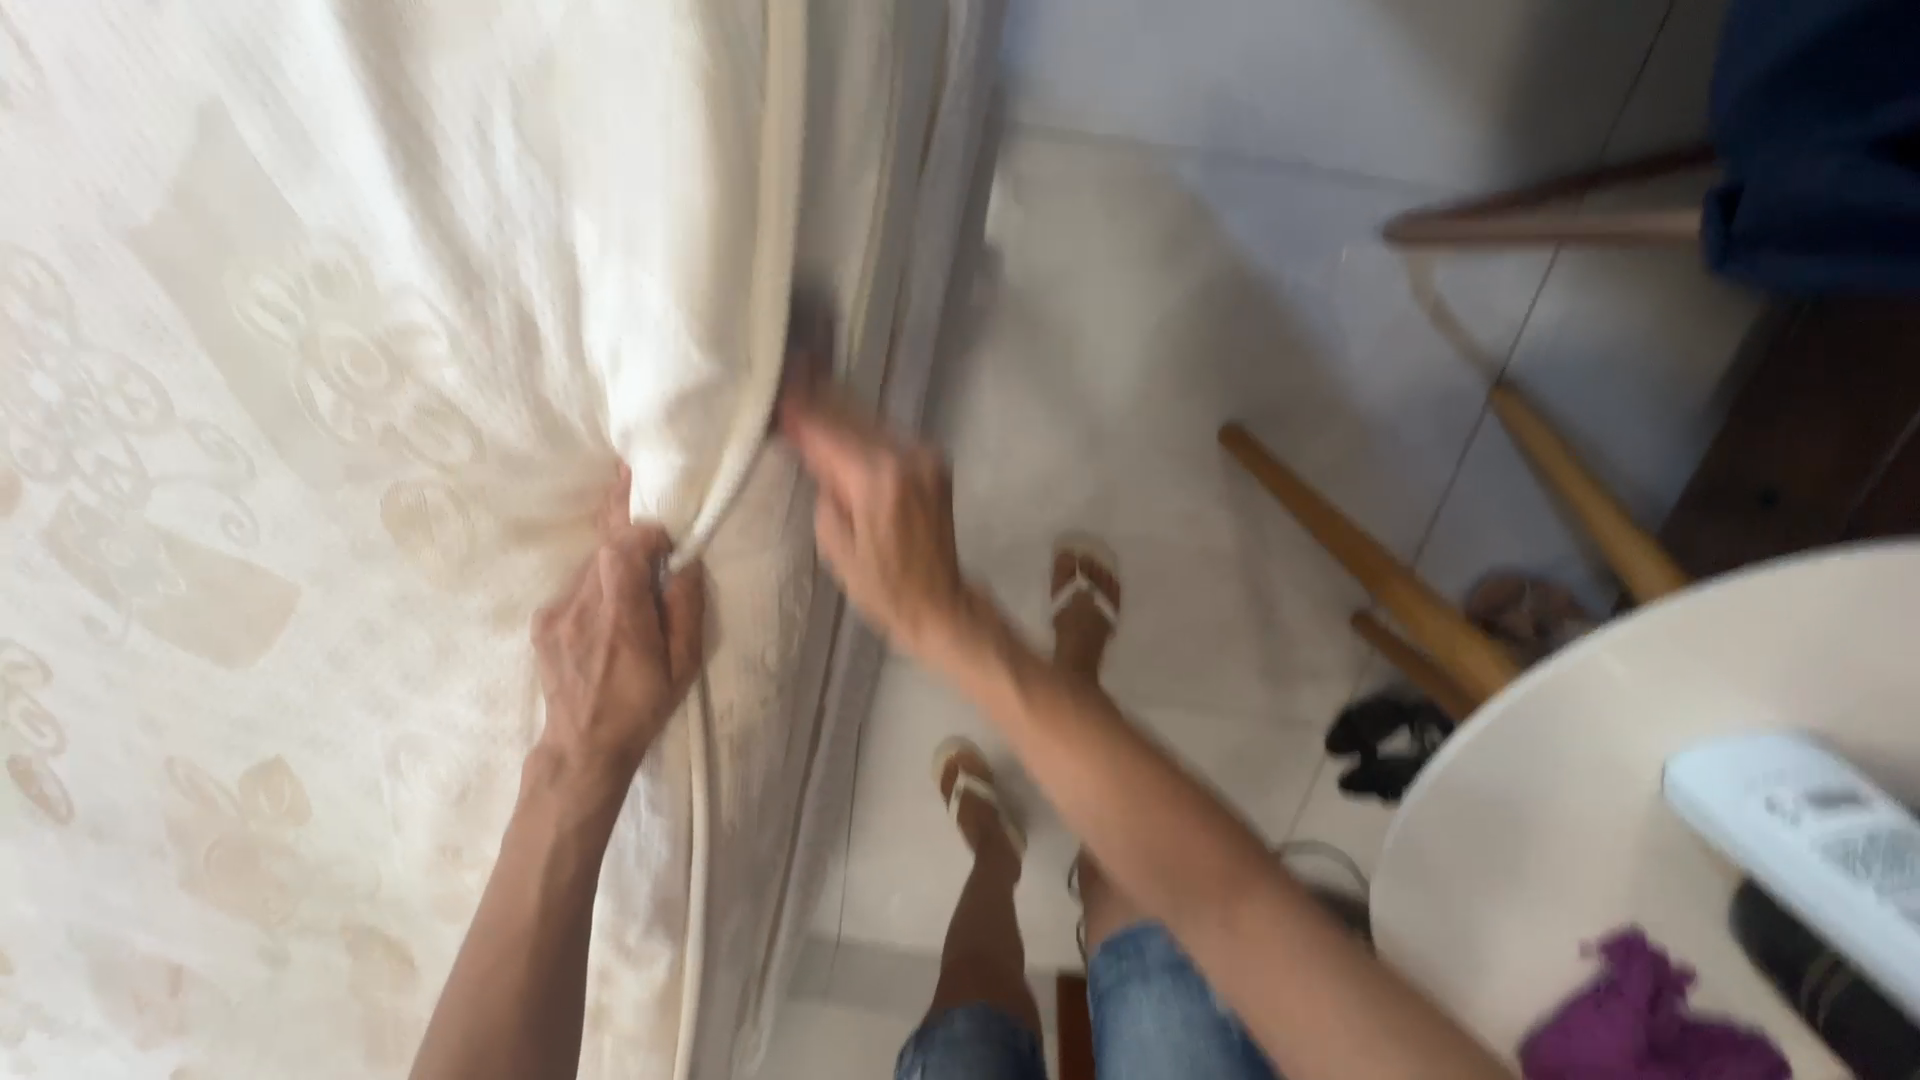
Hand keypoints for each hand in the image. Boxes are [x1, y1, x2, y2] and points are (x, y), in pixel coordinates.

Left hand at [530, 466, 705, 789]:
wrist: (584, 745)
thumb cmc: (644, 705)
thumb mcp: (684, 664)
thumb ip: (685, 609)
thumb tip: (685, 563)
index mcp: (621, 620)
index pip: (621, 549)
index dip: (642, 530)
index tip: (664, 535)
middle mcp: (581, 609)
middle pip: (603, 548)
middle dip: (628, 531)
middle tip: (640, 501)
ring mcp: (555, 615)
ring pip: (589, 565)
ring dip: (614, 562)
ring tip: (634, 574)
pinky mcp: (542, 623)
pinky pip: (575, 586)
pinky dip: (597, 583)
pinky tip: (610, 605)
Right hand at [779, 397, 972, 657]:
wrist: (938, 602)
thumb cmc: (881, 587)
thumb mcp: (836, 543)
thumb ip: (826, 488)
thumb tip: (815, 450)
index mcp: (878, 480)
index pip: (828, 436)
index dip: (800, 416)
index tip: (777, 396)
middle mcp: (906, 458)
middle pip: (852, 420)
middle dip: (819, 404)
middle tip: (790, 381)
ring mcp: (925, 457)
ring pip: (872, 423)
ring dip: (840, 413)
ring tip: (809, 393)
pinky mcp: (934, 462)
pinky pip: (889, 436)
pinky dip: (863, 430)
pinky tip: (841, 424)